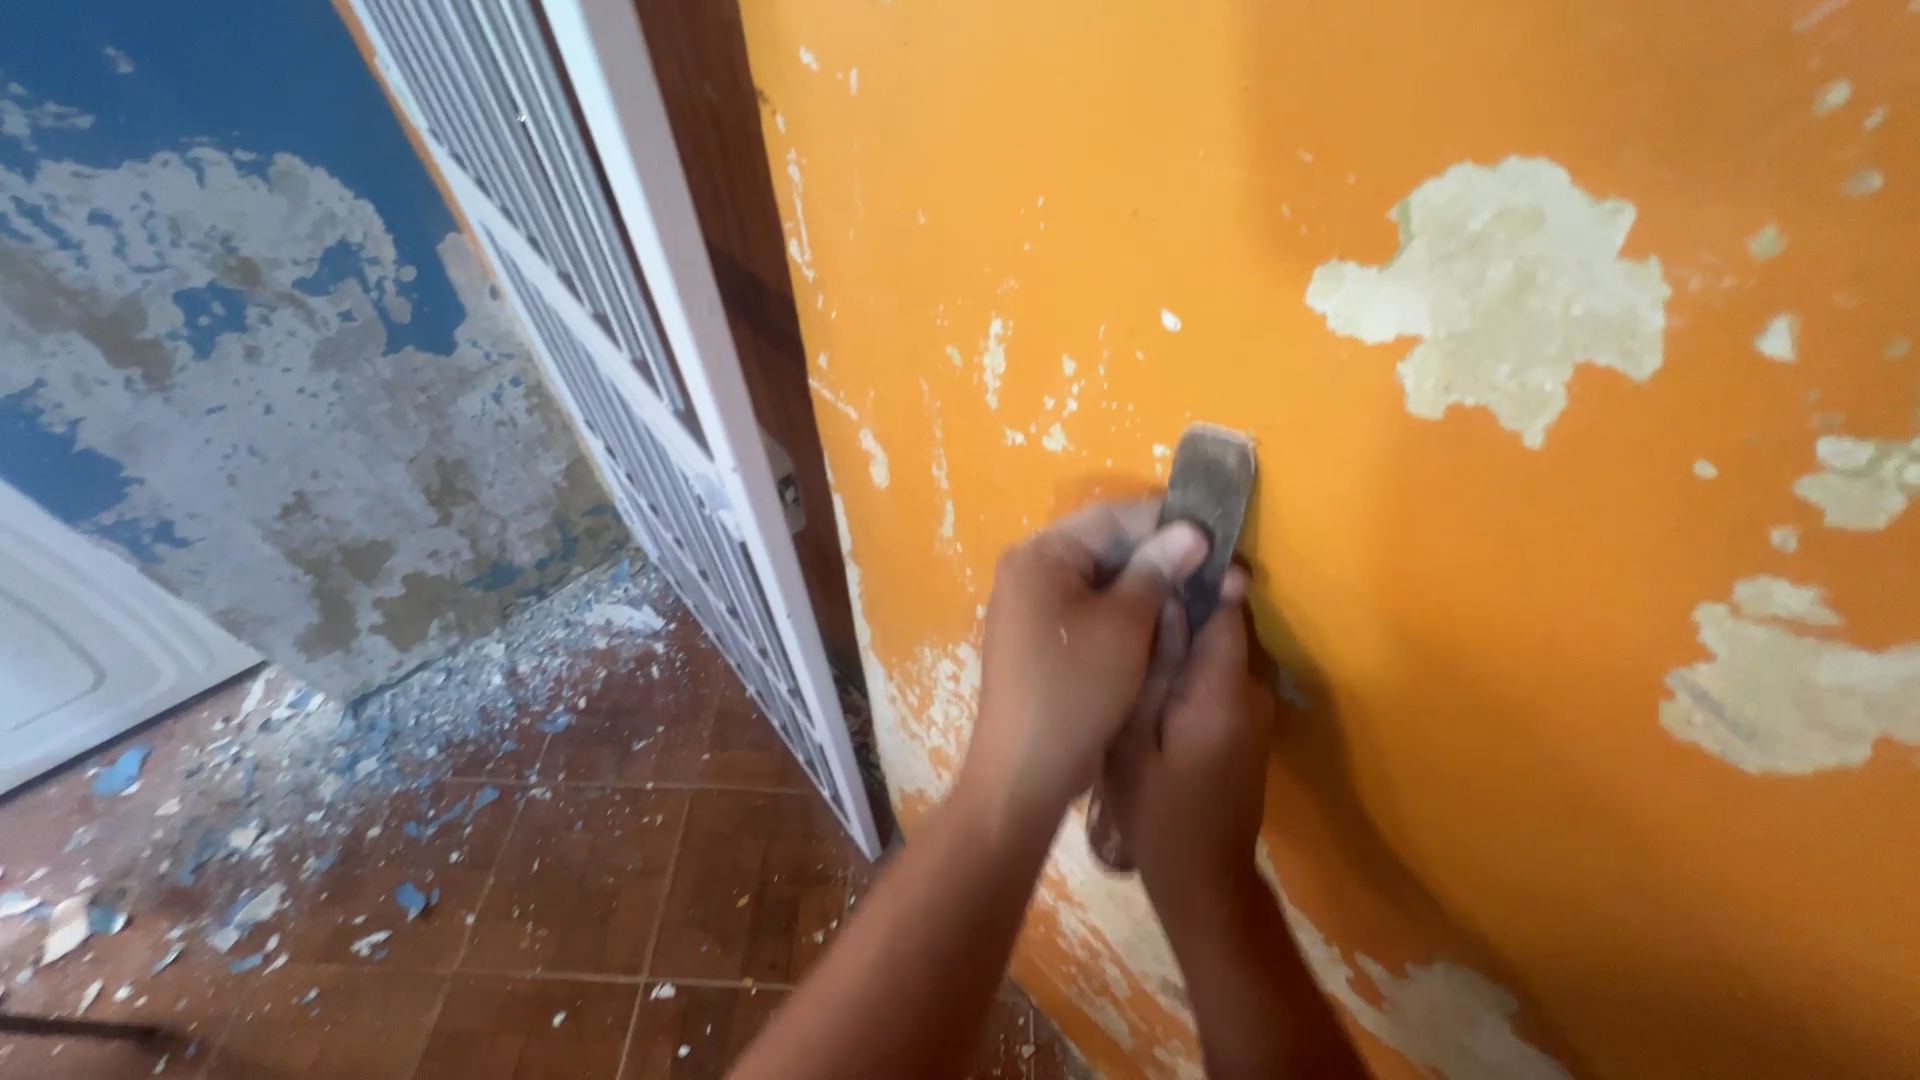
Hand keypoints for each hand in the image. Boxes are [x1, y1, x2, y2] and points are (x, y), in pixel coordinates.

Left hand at [956, 498, 1208, 833]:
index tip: (1217, 534)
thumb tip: (1192, 530)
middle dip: (1161, 555)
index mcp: (1039, 555)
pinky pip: (1090, 608)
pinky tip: (1165, 620)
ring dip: (1148, 585)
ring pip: (1101, 579)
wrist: (1025, 772)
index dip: (1166, 521)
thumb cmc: (1075, 690)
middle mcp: (1029, 571)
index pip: (1110, 516)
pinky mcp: (1041, 637)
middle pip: (1105, 546)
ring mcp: (1031, 606)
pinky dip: (1126, 611)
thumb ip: (1157, 571)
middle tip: (1218, 567)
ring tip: (1202, 592)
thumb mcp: (1125, 626)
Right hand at [1104, 568, 1275, 902]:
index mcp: (1223, 692)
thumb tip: (1167, 604)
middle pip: (1223, 626)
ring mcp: (1257, 710)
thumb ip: (1152, 670)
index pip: (1226, 611)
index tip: (1171, 542)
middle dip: (1187, 601)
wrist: (1203, 879)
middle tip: (1136, 583)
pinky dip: (1194, 662)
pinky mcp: (1249, 725)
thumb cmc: (1157, 813)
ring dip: (1189, 632)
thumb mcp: (1133, 741)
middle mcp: (1253, 692)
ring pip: (1221, 649)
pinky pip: (1221, 674)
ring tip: (1138, 617)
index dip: (1205, 573)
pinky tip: (1156, 664)